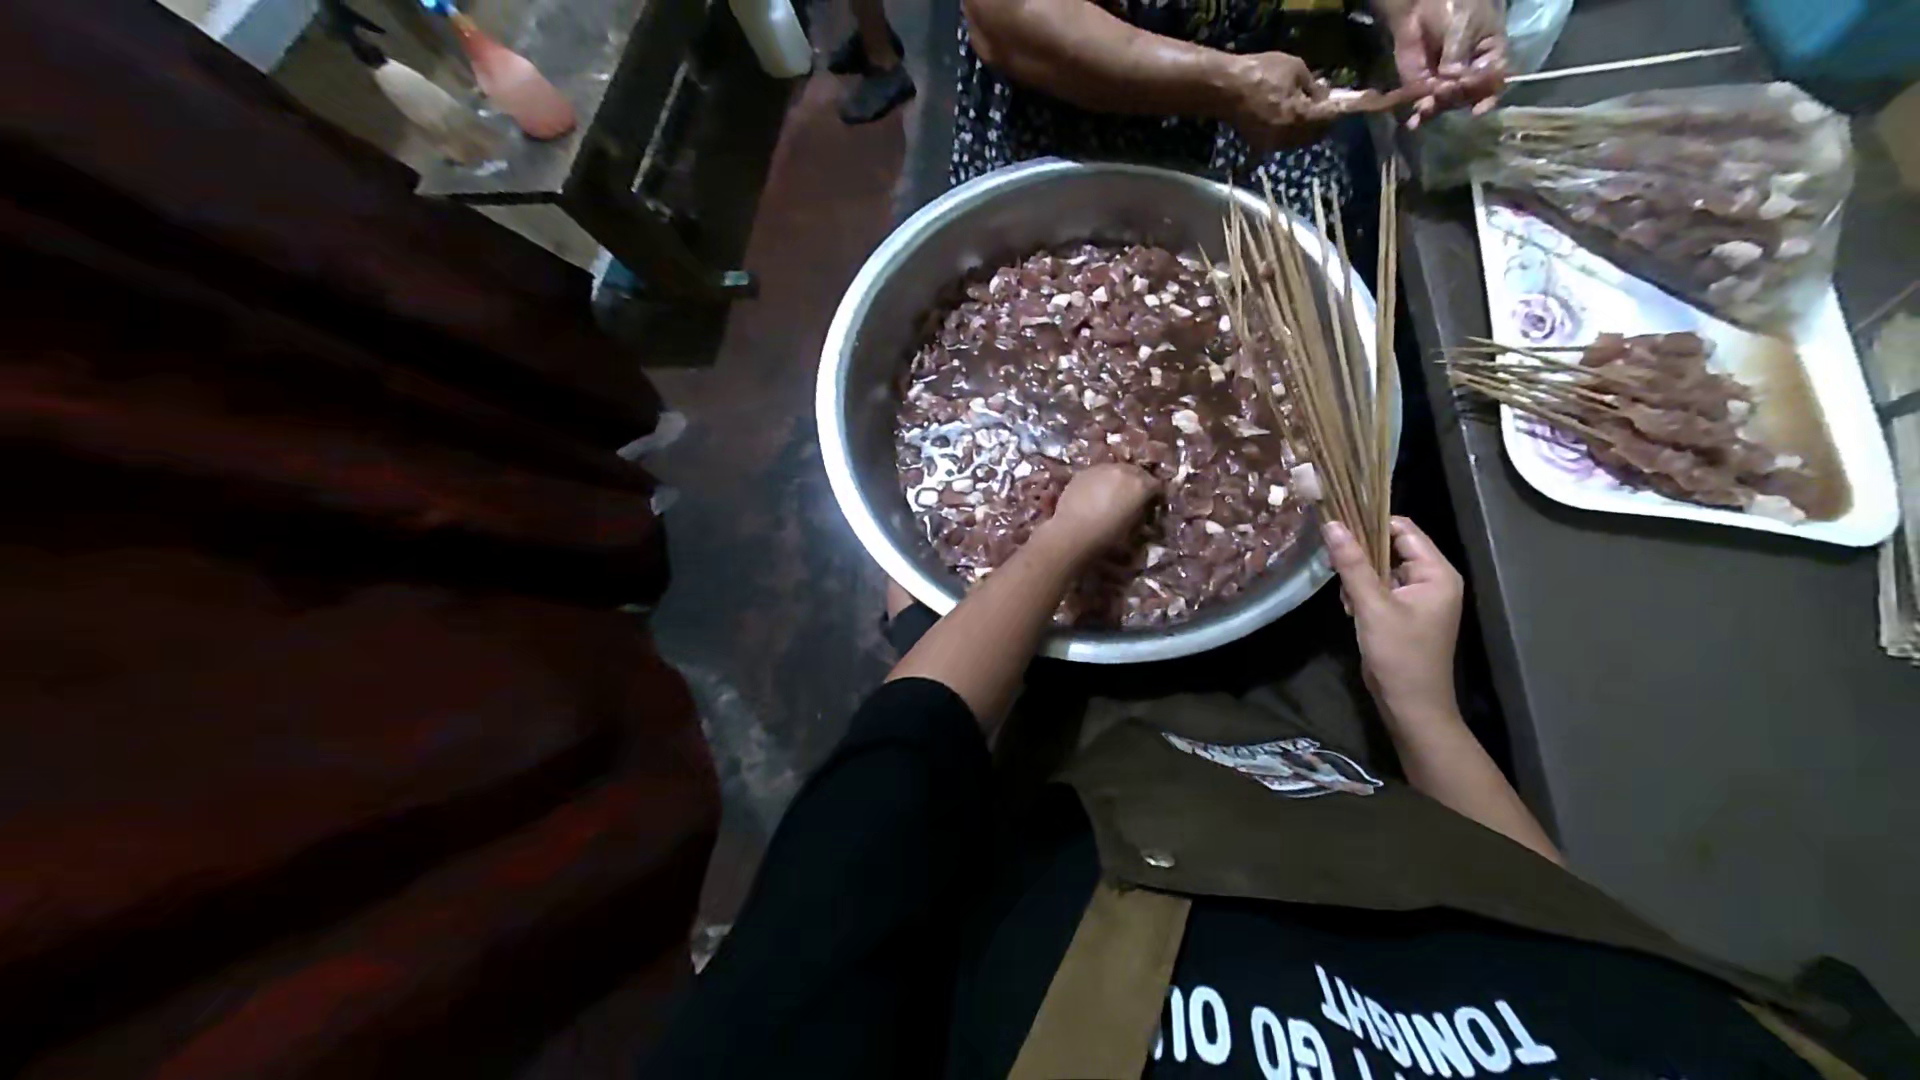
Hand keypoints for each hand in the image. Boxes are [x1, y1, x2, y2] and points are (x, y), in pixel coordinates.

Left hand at [1038, 463, 1157, 562]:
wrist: (1073, 532)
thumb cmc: (1108, 535)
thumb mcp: (1134, 527)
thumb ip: (1142, 512)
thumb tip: (1142, 507)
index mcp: (1141, 484)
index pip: (1157, 485)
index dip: (1155, 495)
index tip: (1152, 504)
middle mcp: (1124, 471)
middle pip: (1137, 472)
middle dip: (1138, 483)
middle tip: (1132, 497)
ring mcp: (1102, 469)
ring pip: (1116, 470)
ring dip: (1118, 479)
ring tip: (1112, 494)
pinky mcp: (1084, 472)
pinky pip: (1098, 473)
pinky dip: (1100, 481)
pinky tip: (1094, 494)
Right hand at [1219, 51, 1331, 152]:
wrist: (1227, 90)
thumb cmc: (1262, 74)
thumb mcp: (1296, 69)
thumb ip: (1313, 86)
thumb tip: (1323, 97)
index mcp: (1299, 117)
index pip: (1327, 120)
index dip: (1339, 113)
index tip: (1345, 107)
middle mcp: (1286, 136)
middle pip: (1312, 136)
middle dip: (1321, 125)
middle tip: (1326, 111)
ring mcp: (1272, 143)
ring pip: (1297, 142)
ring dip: (1305, 131)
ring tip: (1307, 115)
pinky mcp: (1260, 145)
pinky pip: (1282, 142)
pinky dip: (1290, 134)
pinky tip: (1289, 121)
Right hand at [1324, 516, 1462, 719]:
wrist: (1410, 703)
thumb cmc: (1399, 653)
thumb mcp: (1371, 606)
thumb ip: (1352, 564)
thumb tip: (1332, 524)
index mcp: (1437, 573)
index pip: (1404, 530)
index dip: (1370, 523)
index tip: (1336, 523)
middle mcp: (1431, 580)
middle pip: (1390, 548)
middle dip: (1359, 555)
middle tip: (1332, 562)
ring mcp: (1417, 597)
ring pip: (1379, 568)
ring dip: (1357, 577)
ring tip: (1345, 598)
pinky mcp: (1402, 612)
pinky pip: (1378, 588)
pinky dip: (1360, 593)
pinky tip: (1349, 609)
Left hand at [1383, 0, 1507, 127]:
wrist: (1420, 5)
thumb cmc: (1453, 5)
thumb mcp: (1462, 24)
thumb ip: (1457, 54)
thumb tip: (1451, 80)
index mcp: (1490, 54)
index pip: (1495, 80)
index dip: (1488, 96)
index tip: (1478, 108)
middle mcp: (1470, 73)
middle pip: (1467, 96)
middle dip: (1455, 98)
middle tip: (1443, 91)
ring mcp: (1446, 82)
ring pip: (1445, 104)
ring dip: (1436, 109)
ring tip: (1426, 106)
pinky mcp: (1423, 87)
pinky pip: (1423, 106)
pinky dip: (1419, 115)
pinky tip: (1414, 123)